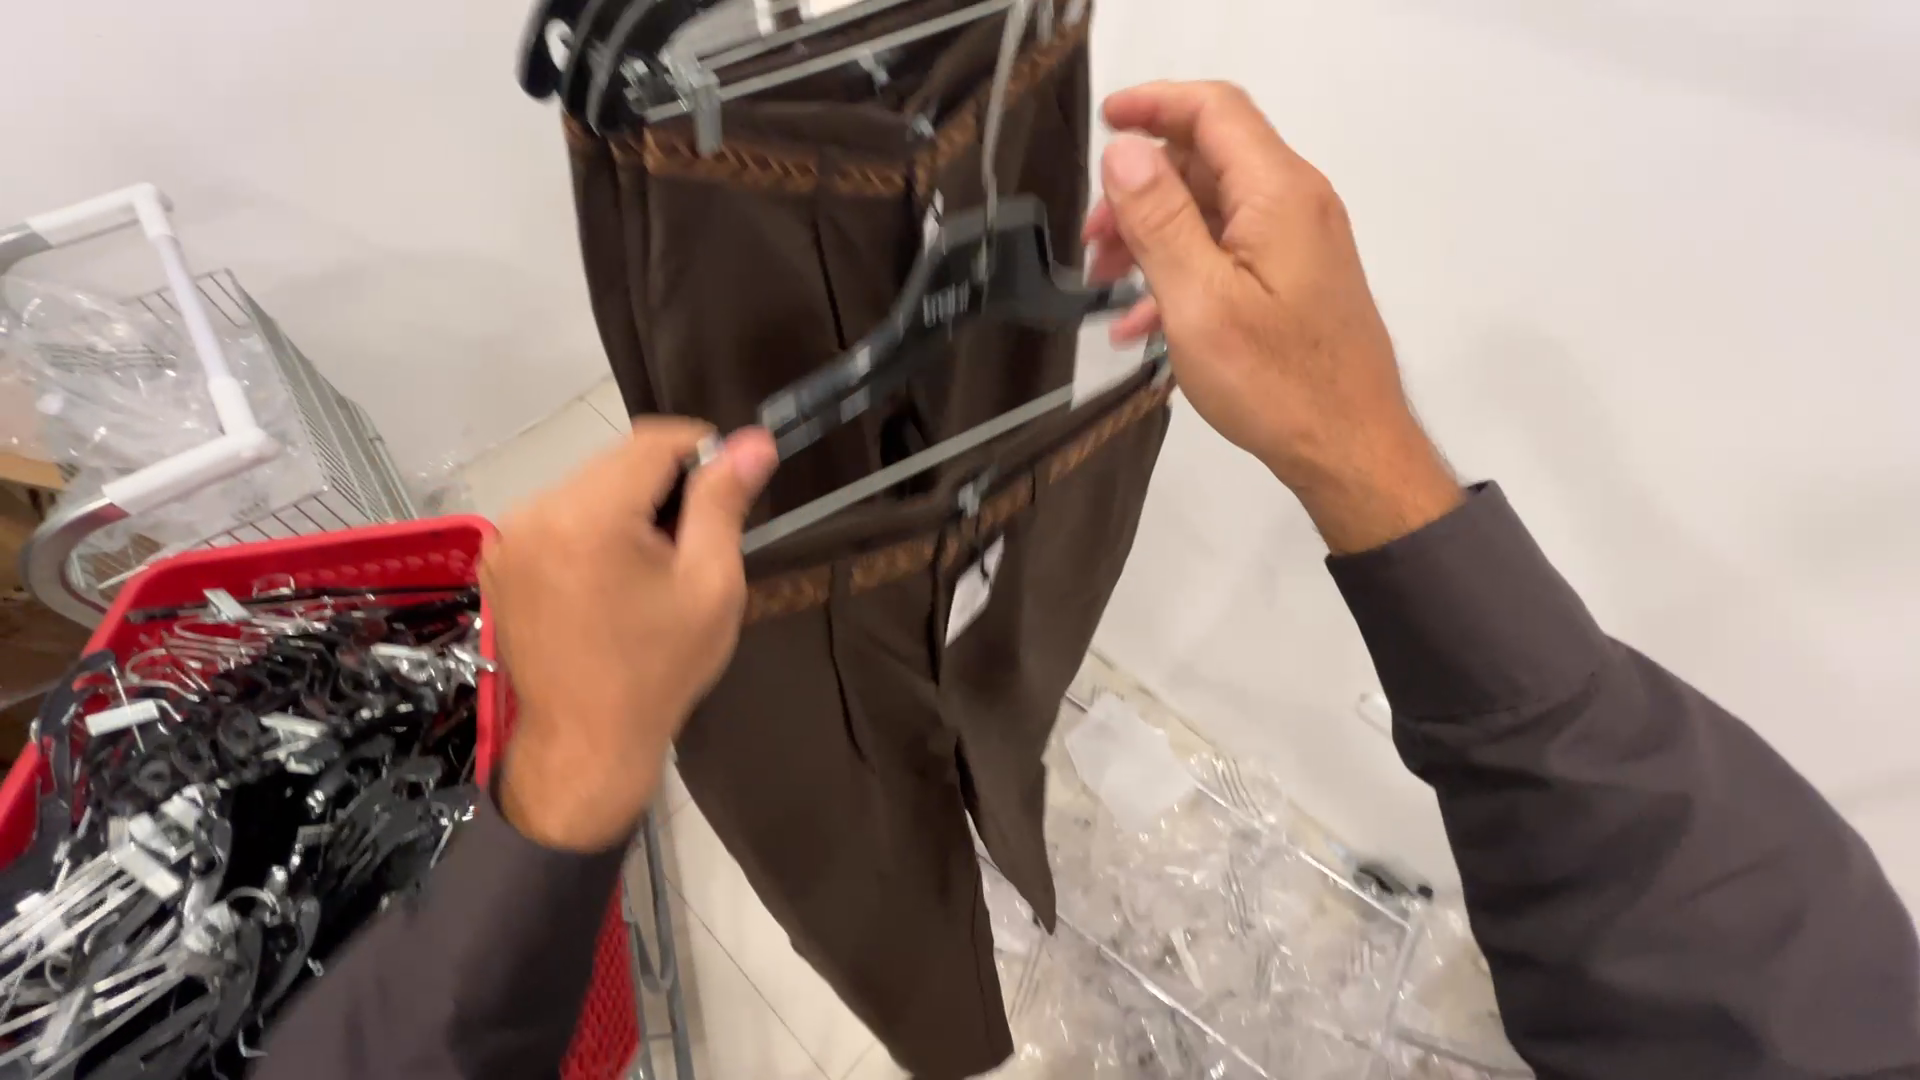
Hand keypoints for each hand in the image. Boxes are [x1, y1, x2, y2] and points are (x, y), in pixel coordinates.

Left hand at [482, 420, 777, 851]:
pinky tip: (618, 573)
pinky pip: (562, 513)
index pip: (653, 440)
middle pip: (618, 460)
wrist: (588, 741)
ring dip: (632, 503)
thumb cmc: (662, 667)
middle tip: (699, 535)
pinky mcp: (501, 559)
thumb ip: (725, 503)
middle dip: (666, 482)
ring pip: (590, 484)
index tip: (731, 483)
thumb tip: (754, 441)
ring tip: (658, 561)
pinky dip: (598, 525)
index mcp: (589, 517)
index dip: (702, 448)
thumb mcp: (711, 583)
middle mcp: (536, 512)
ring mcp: (509, 536)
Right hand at [1084, 81, 1461, 553]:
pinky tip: (1138, 323)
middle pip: (1206, 164)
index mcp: (1276, 193)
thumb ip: (1160, 220)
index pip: (1213, 112)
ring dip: (1151, 240)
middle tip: (1091, 243)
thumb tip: (1126, 151)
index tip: (1103, 121)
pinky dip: (1178, 276)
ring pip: (1209, 215)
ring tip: (1104, 286)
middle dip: (1139, 192)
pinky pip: (1225, 258)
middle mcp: (1292, 205)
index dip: (1154, 104)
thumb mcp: (1200, 300)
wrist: (1345, 446)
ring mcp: (1293, 246)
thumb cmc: (1273, 380)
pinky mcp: (1290, 283)